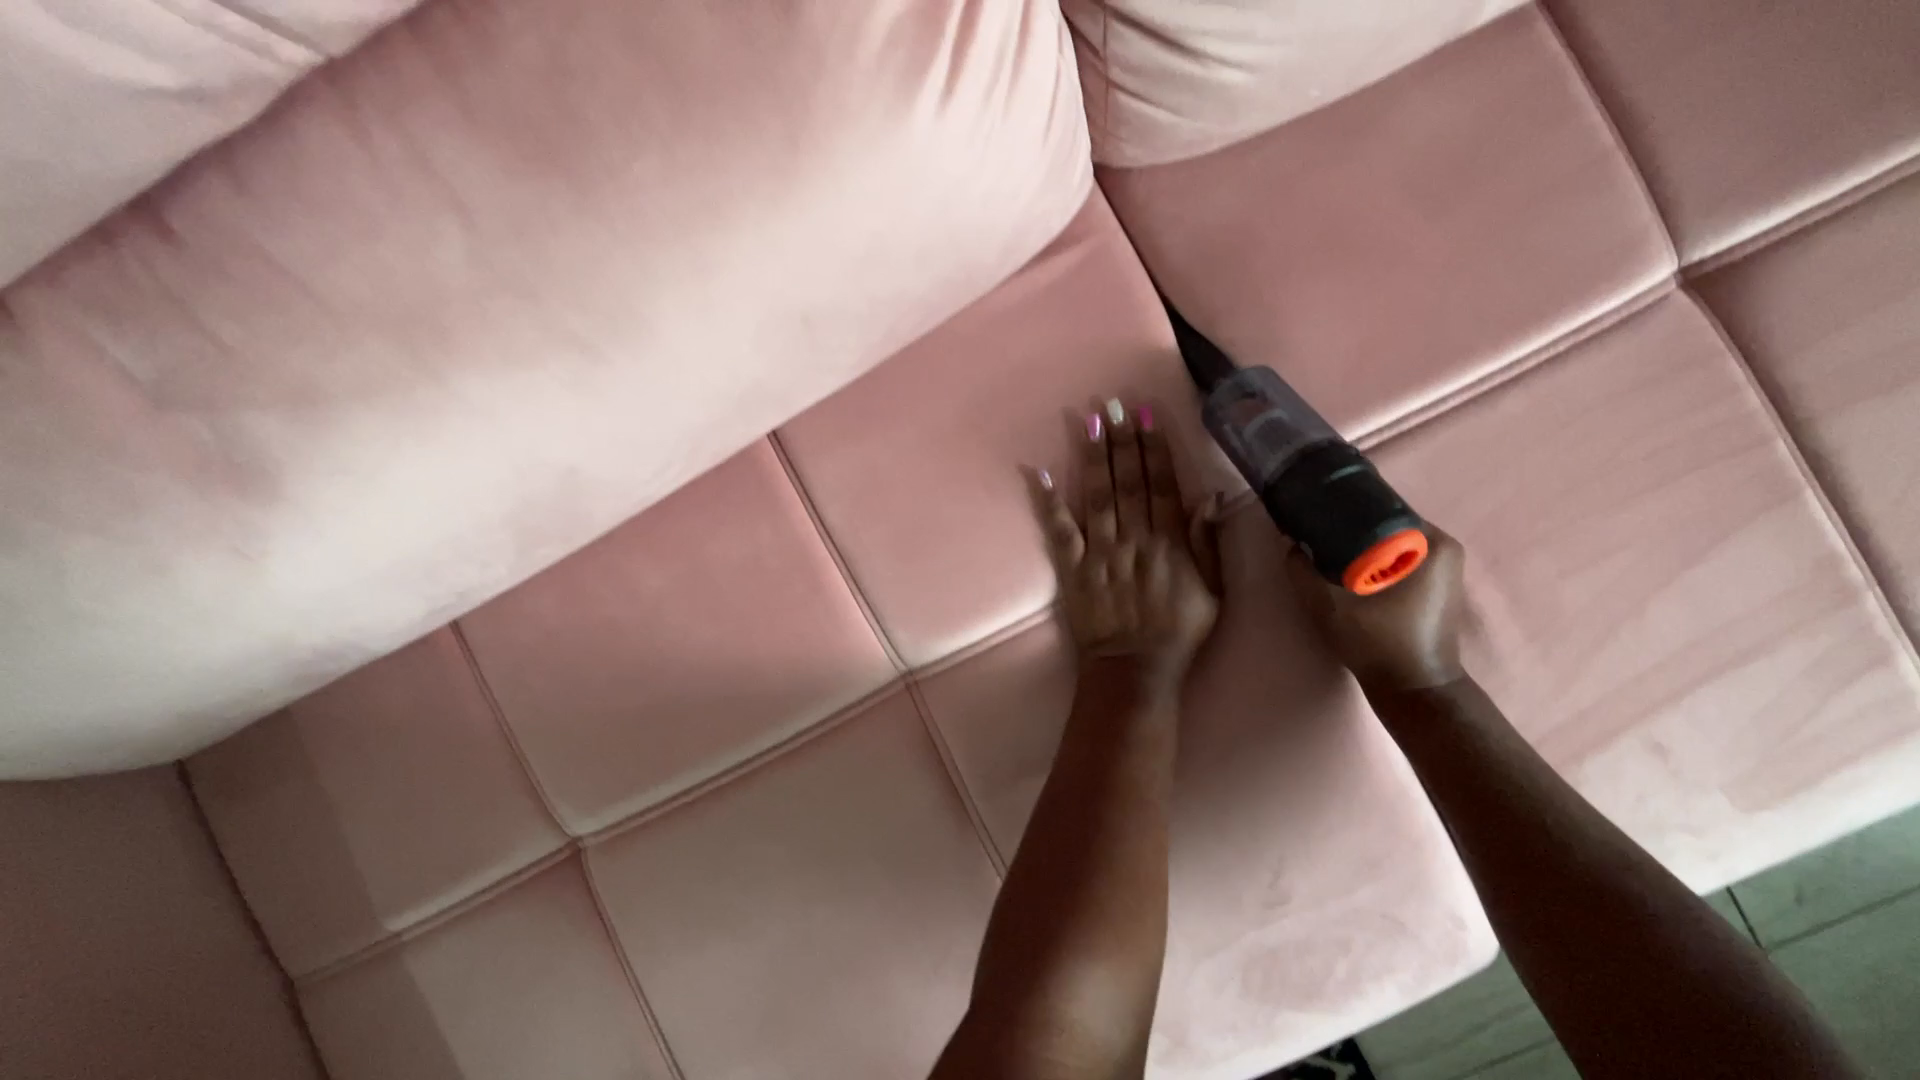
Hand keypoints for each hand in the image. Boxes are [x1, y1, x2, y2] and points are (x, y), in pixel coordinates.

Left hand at [1037, 401, 1221, 692]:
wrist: (1134, 672)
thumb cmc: (1179, 632)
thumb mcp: (1213, 592)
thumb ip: (1208, 543)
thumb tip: (1211, 497)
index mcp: (1169, 544)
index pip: (1161, 485)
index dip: (1153, 448)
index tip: (1146, 415)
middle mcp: (1133, 540)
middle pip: (1127, 481)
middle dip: (1120, 439)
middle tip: (1112, 402)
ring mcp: (1100, 553)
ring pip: (1095, 496)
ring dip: (1091, 455)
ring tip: (1087, 418)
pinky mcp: (1073, 569)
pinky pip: (1058, 530)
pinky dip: (1046, 501)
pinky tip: (1036, 471)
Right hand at [1284, 524, 1467, 692]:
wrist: (1413, 690)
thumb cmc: (1379, 644)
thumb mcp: (1330, 607)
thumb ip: (1304, 571)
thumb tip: (1292, 544)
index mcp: (1431, 543)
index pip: (1381, 506)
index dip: (1345, 507)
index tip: (1316, 511)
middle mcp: (1445, 548)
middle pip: (1386, 523)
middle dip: (1351, 526)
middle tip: (1316, 532)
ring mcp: (1445, 568)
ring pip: (1392, 542)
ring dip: (1362, 545)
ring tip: (1327, 549)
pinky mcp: (1437, 585)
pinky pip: (1401, 559)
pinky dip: (1376, 561)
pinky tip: (1349, 570)